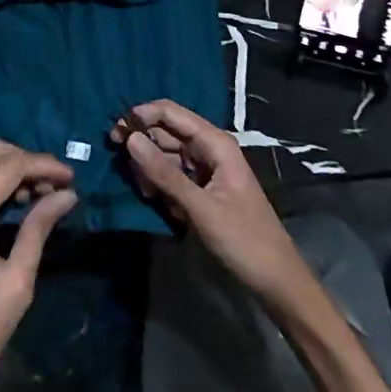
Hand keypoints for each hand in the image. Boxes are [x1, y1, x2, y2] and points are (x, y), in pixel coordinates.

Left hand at [0, 142, 77, 391]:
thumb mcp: (16, 284)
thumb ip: (38, 229)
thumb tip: (67, 194)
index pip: (10, 166)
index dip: (44, 165)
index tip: (72, 179)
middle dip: (27, 160)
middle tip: (55, 185)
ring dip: (7, 163)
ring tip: (36, 189)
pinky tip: (11, 195)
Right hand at [110, 100, 311, 301]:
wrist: (275, 278)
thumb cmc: (243, 239)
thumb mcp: (200, 207)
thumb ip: (164, 173)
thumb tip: (131, 140)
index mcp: (216, 143)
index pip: (172, 113)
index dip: (143, 115)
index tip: (115, 131)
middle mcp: (210, 148)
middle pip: (167, 132)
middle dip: (142, 143)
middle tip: (118, 162)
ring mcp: (206, 169)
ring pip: (168, 155)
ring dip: (150, 169)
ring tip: (144, 192)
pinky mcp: (203, 189)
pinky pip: (174, 176)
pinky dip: (161, 185)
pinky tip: (155, 201)